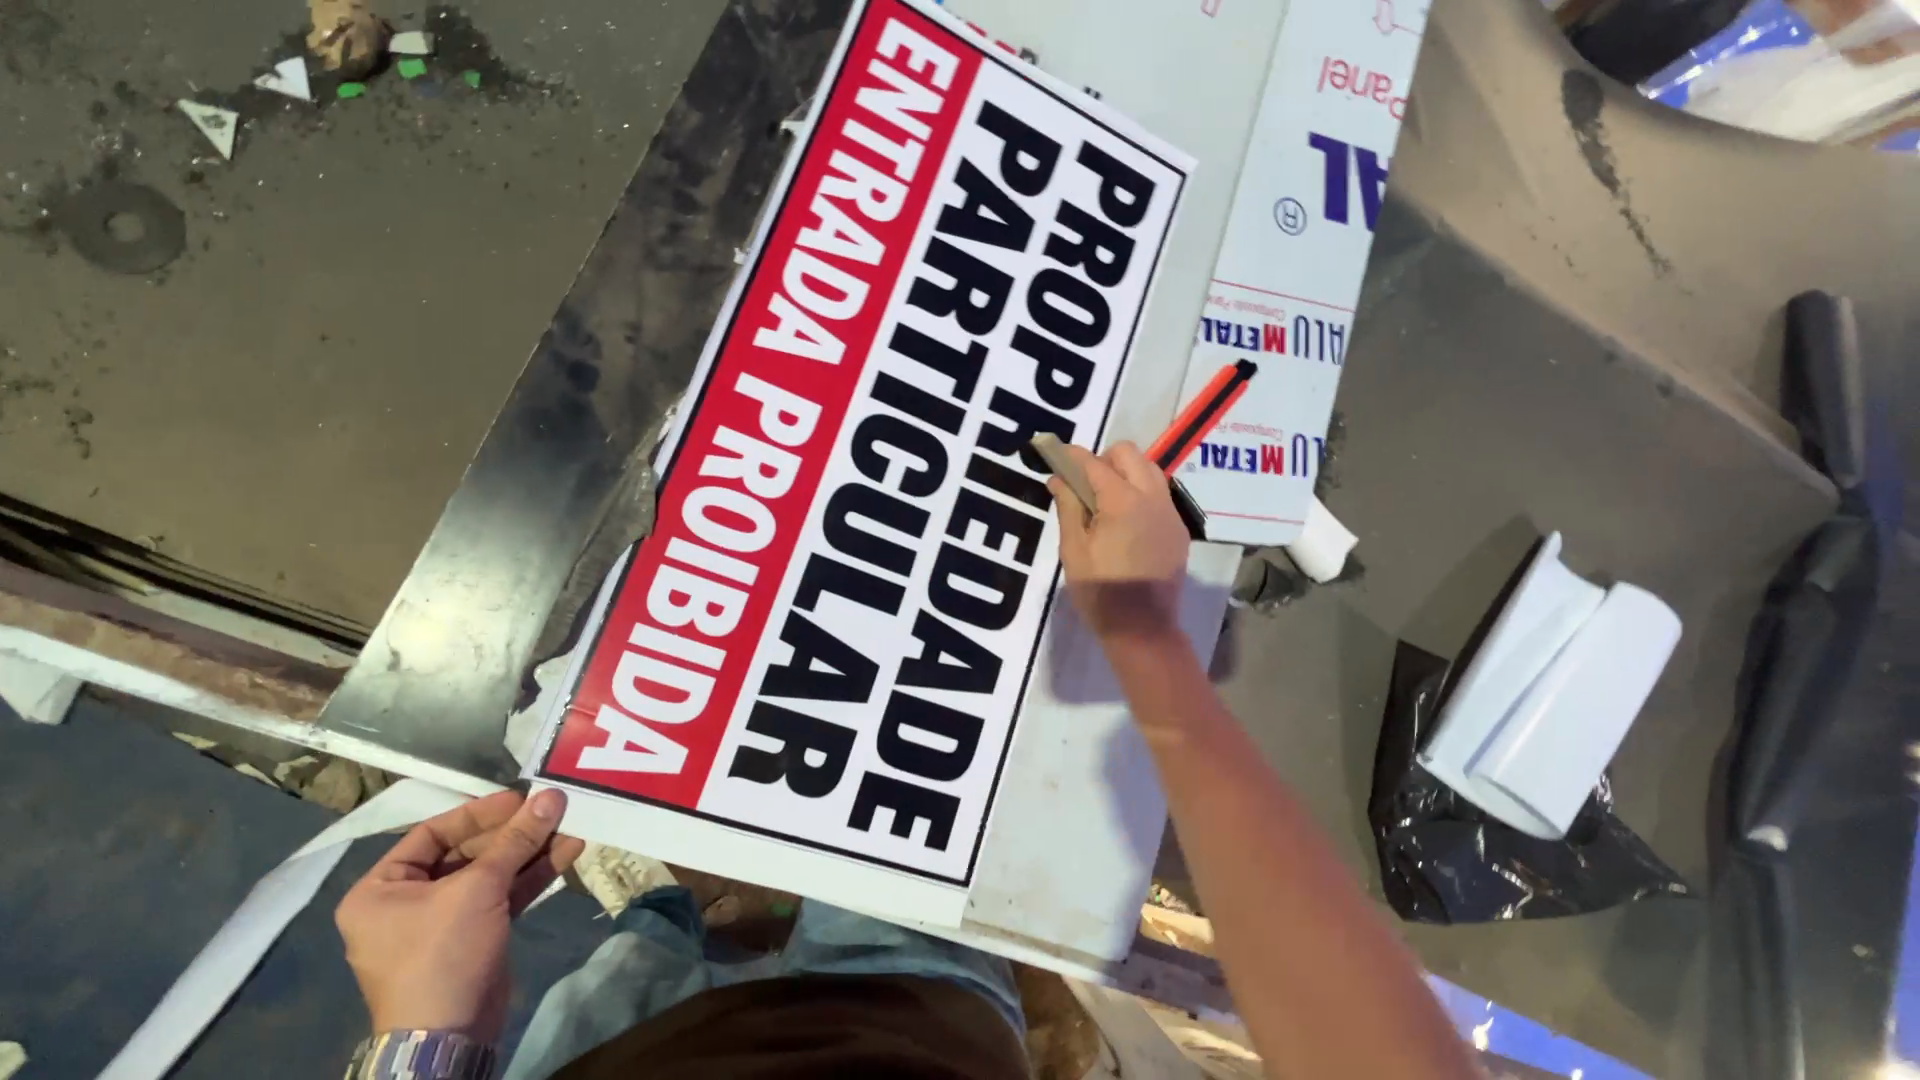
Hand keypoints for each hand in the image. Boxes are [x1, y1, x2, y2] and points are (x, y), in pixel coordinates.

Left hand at [335, 788, 585, 1042]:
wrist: (449, 1035)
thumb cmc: (442, 953)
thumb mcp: (478, 889)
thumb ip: (515, 840)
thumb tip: (552, 796)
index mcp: (381, 889)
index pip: (432, 833)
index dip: (479, 813)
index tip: (521, 798)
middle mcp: (408, 901)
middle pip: (467, 851)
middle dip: (514, 833)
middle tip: (553, 811)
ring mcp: (444, 920)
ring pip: (492, 873)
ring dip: (531, 851)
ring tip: (571, 825)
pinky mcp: (476, 935)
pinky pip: (503, 895)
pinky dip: (533, 876)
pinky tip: (568, 852)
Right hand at [1048, 440, 1189, 642]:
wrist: (1143, 630)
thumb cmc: (1100, 593)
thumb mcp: (1074, 551)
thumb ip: (1068, 507)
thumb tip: (1058, 479)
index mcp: (1122, 502)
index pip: (1093, 463)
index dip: (1071, 456)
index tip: (1055, 454)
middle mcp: (1151, 497)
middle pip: (1128, 454)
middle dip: (1102, 459)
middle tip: (1082, 484)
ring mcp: (1170, 512)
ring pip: (1149, 469)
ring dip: (1125, 472)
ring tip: (1104, 500)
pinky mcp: (1178, 529)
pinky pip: (1159, 493)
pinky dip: (1140, 492)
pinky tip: (1124, 520)